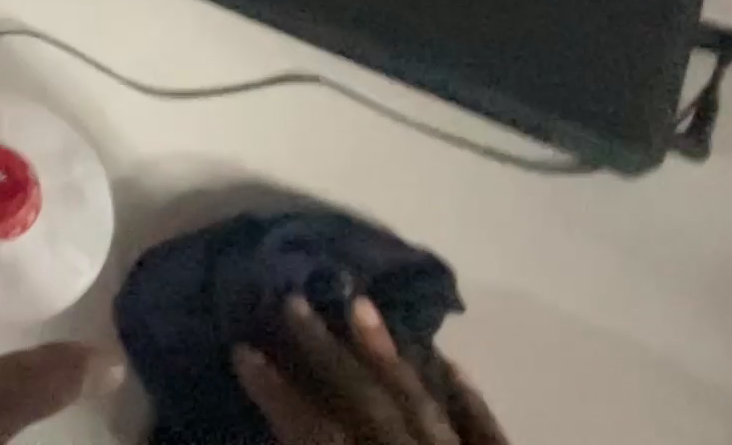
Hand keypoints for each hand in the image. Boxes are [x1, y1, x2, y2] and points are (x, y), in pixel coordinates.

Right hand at [233, 294, 510, 444]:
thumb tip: (262, 424)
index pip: (317, 430)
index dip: (277, 391)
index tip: (241, 349)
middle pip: (368, 404)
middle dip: (327, 351)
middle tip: (292, 299)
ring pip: (425, 406)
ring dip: (389, 356)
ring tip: (359, 303)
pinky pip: (490, 434)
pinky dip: (469, 398)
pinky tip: (446, 360)